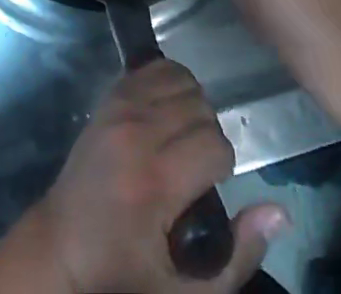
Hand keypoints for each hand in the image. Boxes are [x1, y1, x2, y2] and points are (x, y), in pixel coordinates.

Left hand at [28, 60, 286, 292]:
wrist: (60, 247)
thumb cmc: (122, 270)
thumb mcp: (183, 289)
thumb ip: (238, 255)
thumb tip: (280, 212)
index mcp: (155, 182)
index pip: (216, 146)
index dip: (222, 169)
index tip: (204, 190)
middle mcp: (136, 135)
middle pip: (202, 109)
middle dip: (208, 137)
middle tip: (193, 167)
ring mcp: (119, 110)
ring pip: (182, 81)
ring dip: (191, 107)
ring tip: (181, 138)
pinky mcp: (109, 99)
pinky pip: (154, 68)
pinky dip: (170, 82)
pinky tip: (166, 112)